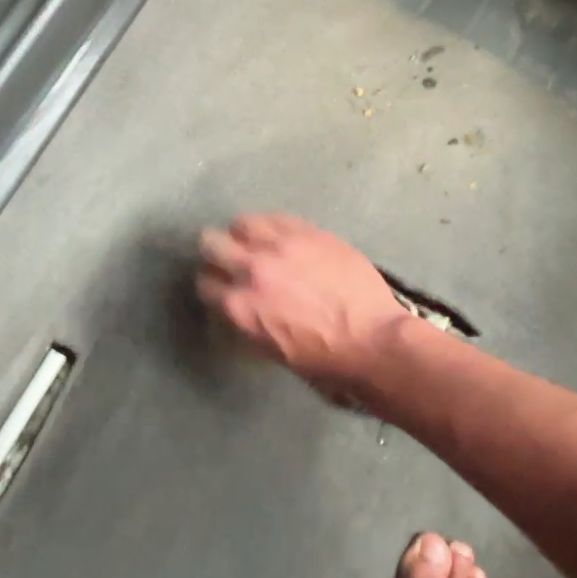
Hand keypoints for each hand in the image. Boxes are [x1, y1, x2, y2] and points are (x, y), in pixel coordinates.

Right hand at [197, 213, 412, 395]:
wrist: (372, 340)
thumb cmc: (323, 360)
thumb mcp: (271, 349)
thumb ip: (248, 319)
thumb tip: (243, 304)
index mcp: (239, 307)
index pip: (205, 283)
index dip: (212, 284)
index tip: (221, 285)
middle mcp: (250, 270)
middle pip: (211, 244)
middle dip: (216, 252)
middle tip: (230, 258)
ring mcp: (279, 246)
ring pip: (241, 223)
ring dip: (243, 234)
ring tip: (256, 242)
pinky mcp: (306, 232)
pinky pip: (275, 217)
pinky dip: (272, 226)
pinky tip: (281, 236)